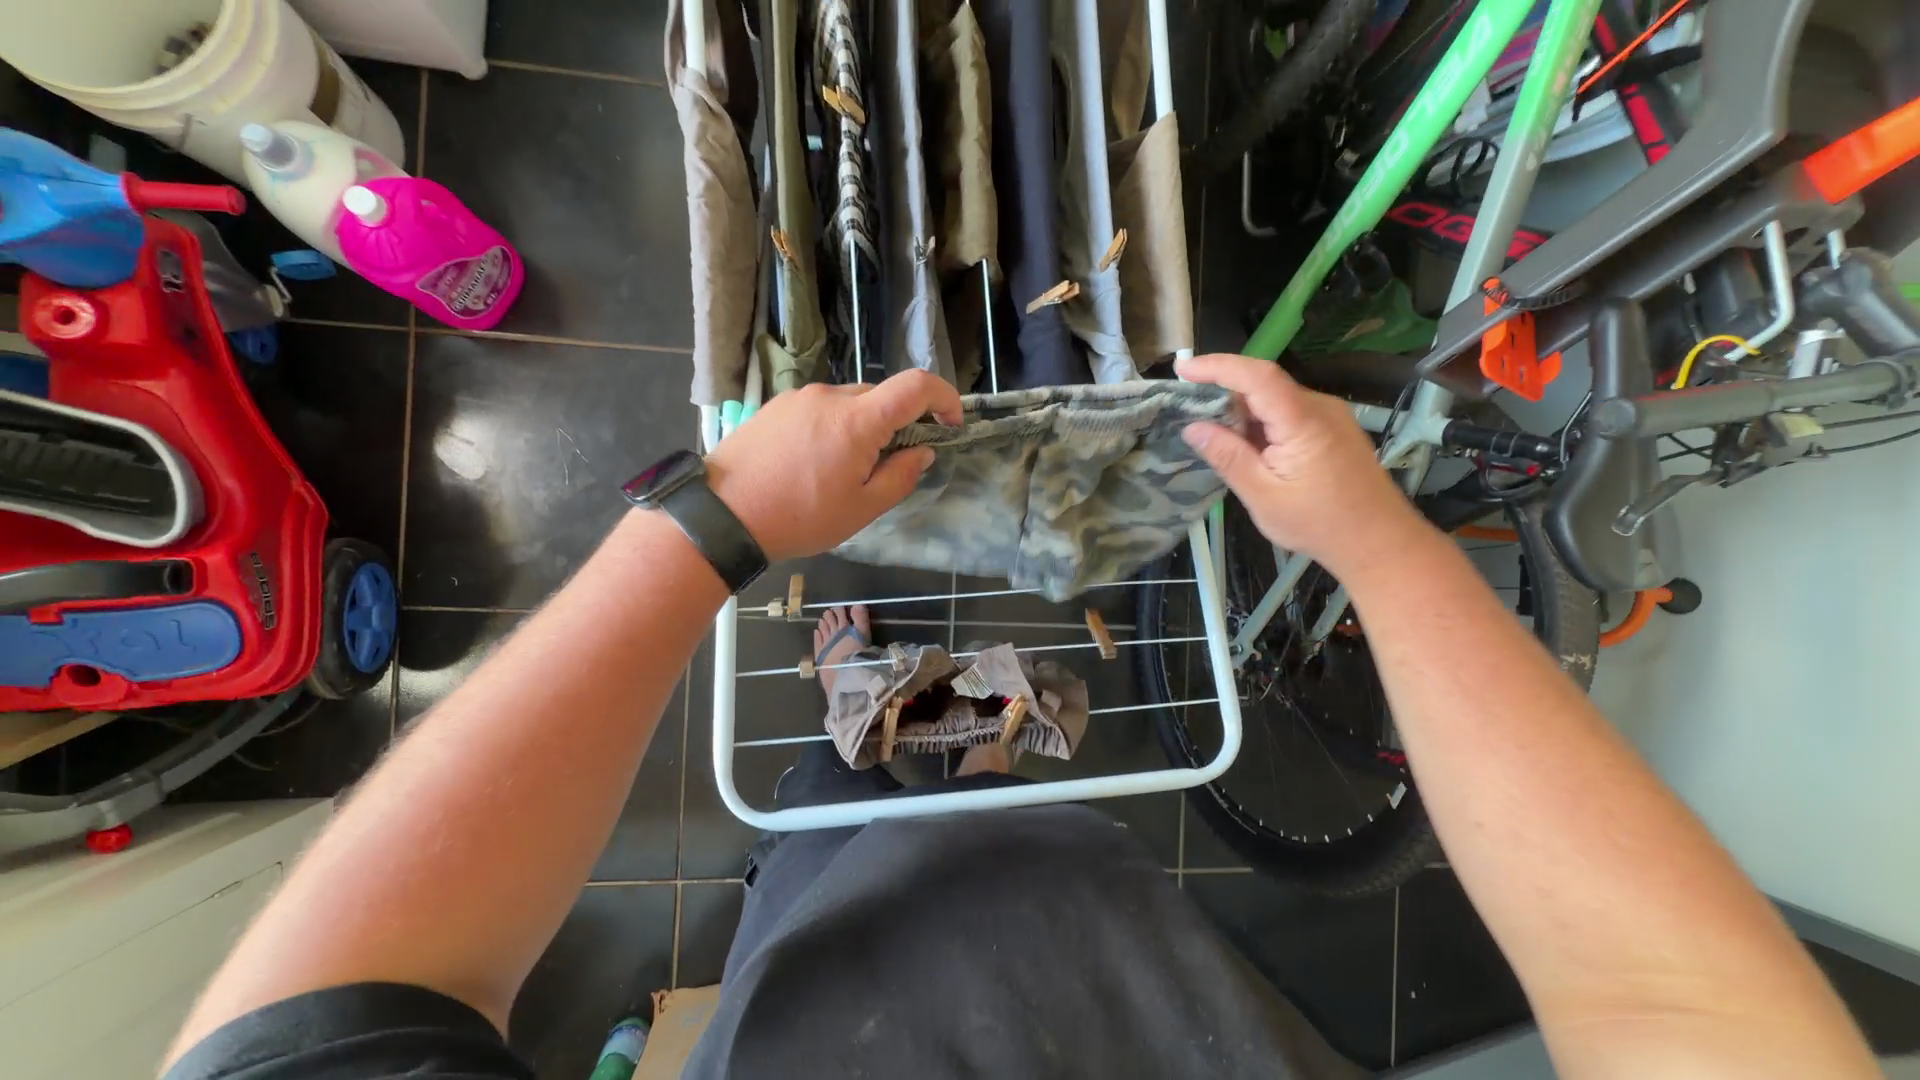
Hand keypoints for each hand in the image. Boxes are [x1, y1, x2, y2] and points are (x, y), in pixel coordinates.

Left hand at [705, 371, 963, 561]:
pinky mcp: (776, 407)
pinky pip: (819, 410)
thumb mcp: (861, 509)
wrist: (722, 515)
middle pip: (880, 398)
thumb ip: (900, 476)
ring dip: (859, 430)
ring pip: (849, 405)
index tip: (951, 422)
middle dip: (895, 427)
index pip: (916, 386)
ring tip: (839, 474)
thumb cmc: (799, 517)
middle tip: (885, 468)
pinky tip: (811, 465)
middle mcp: (830, 397)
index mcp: (858, 420)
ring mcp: (799, 398)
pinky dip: (831, 430)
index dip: (944, 397)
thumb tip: (923, 453)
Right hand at [1176, 354, 1427, 574]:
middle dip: (1223, 391)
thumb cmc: (1319, 524)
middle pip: (1264, 384)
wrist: (1378, 541)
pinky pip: (1289, 412)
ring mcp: (1330, 415)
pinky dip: (1261, 421)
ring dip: (1242, 410)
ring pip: (1275, 399)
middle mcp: (1320, 407)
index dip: (1218, 366)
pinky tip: (1246, 445)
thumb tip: (1193, 428)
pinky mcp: (1332, 427)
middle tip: (1187, 411)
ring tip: (1212, 434)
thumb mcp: (1263, 496)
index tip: (1183, 369)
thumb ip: (1228, 457)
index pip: (1257, 376)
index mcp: (1303, 421)